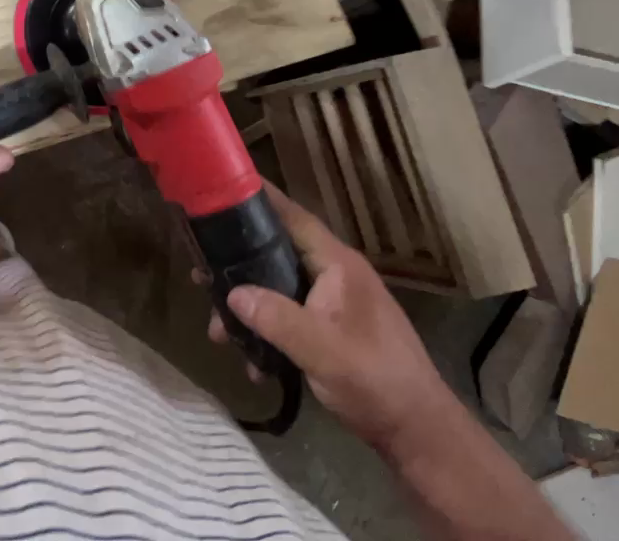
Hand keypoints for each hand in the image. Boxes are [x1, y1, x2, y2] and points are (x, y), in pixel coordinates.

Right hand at [210, 185, 461, 456]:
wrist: (419, 433)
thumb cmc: (375, 380)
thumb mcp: (321, 349)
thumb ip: (276, 317)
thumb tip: (232, 291)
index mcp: (337, 266)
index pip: (293, 217)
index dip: (259, 198)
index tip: (220, 184)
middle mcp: (333, 275)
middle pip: (275, 252)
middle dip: (236, 265)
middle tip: (199, 272)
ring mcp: (332, 303)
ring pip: (275, 288)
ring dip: (246, 307)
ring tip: (218, 332)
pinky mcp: (329, 329)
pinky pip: (285, 315)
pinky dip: (263, 330)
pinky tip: (250, 361)